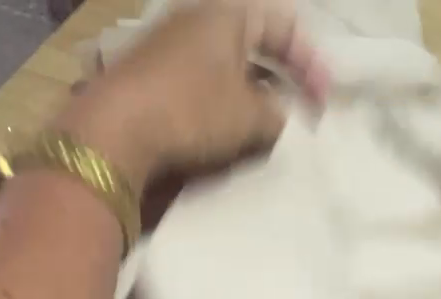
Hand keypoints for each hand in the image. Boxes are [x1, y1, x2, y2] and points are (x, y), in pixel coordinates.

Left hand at [56, 0, 328, 191]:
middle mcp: (196, 23)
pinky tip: (231, 143)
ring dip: (253, 104)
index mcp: (226, 14)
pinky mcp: (152, 83)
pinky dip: (224, 114)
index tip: (325, 100)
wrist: (114, 134)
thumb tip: (283, 117)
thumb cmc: (192, 111)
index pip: (283, 25)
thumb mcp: (252, 115)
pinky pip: (203, 94)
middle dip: (282, 83)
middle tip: (300, 117)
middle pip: (254, 48)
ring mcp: (170, 52)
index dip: (310, 62)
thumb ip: (280, 114)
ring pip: (228, 74)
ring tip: (268, 137)